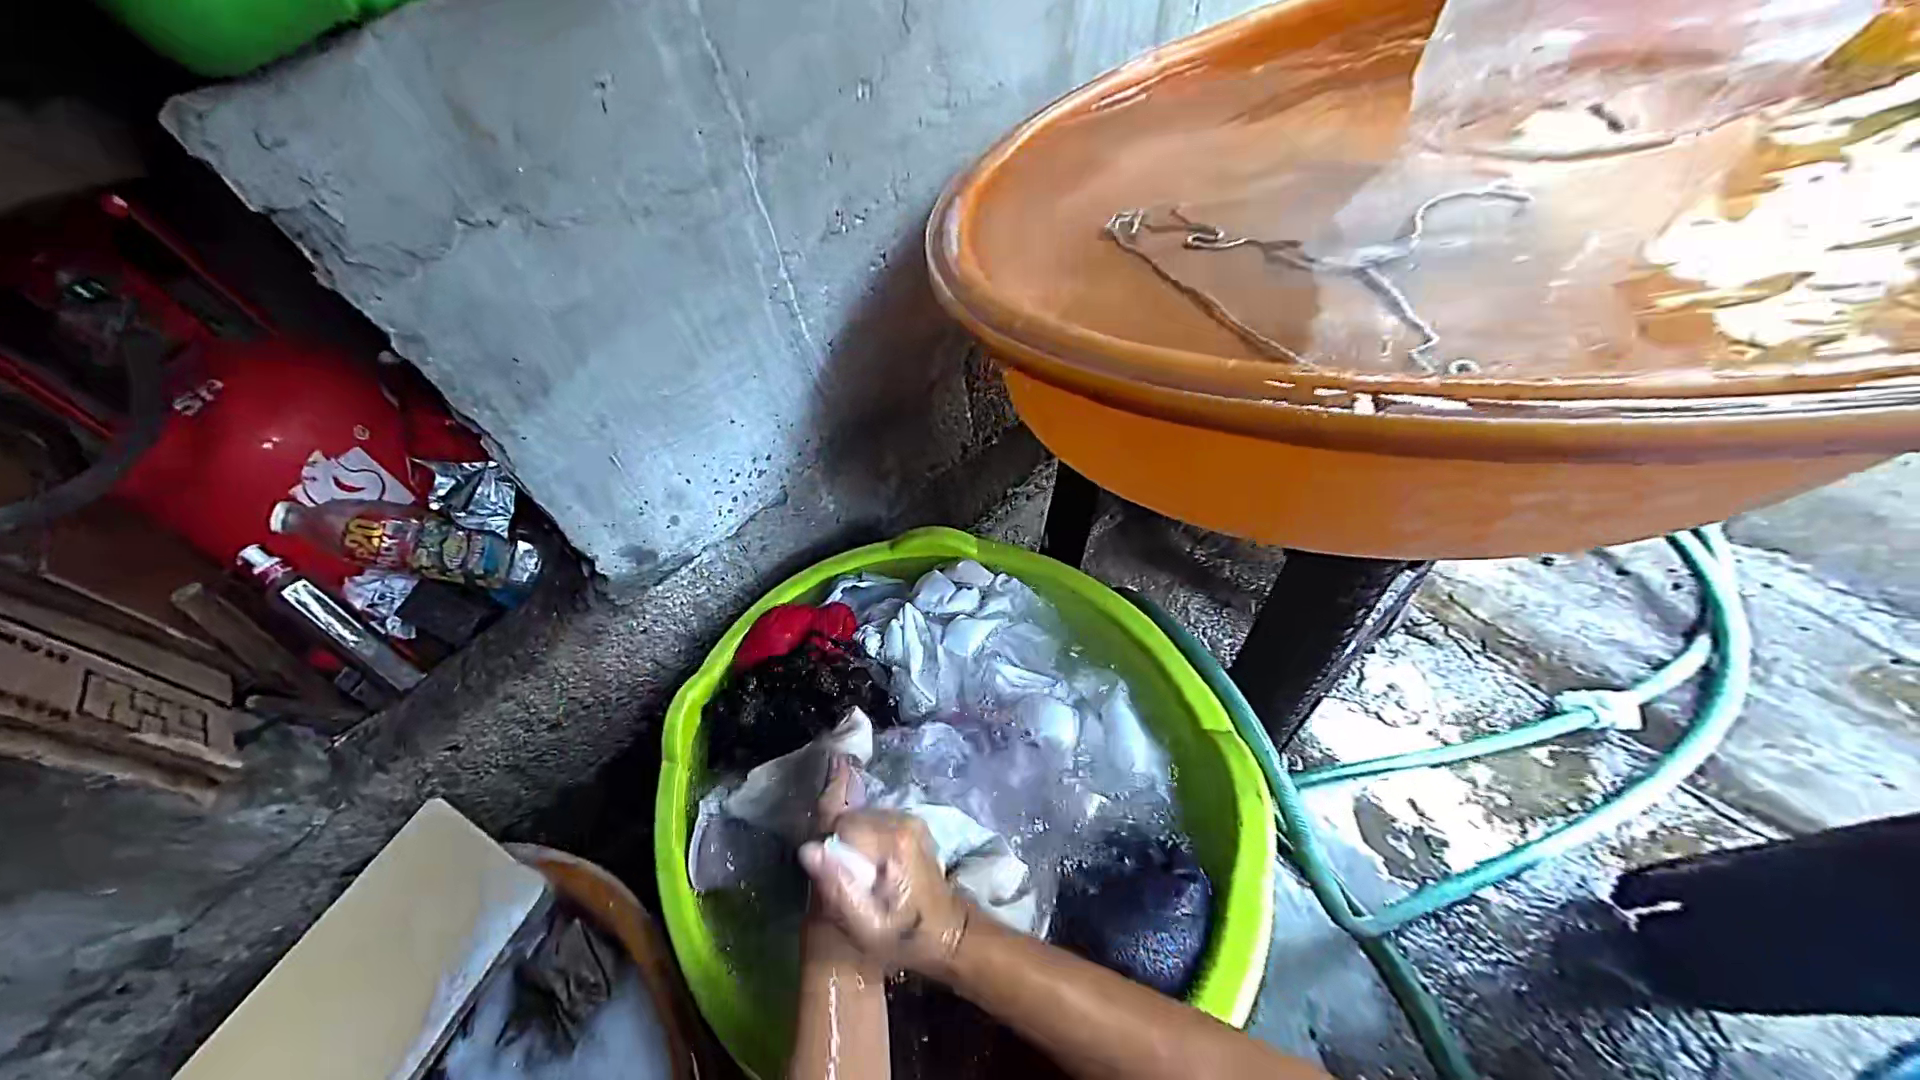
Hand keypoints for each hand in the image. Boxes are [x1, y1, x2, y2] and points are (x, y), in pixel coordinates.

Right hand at [800, 764, 969, 974]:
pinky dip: (869, 841)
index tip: (838, 880)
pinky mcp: (914, 823)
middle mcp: (904, 821)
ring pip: (862, 819)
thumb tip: (808, 850)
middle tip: (852, 882)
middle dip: (843, 847)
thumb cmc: (905, 937)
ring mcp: (911, 819)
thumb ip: (837, 887)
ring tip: (865, 877)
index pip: (841, 825)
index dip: (831, 852)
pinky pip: (875, 822)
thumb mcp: (865, 927)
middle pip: (851, 819)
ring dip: (856, 844)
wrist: (947, 933)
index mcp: (894, 842)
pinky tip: (877, 868)